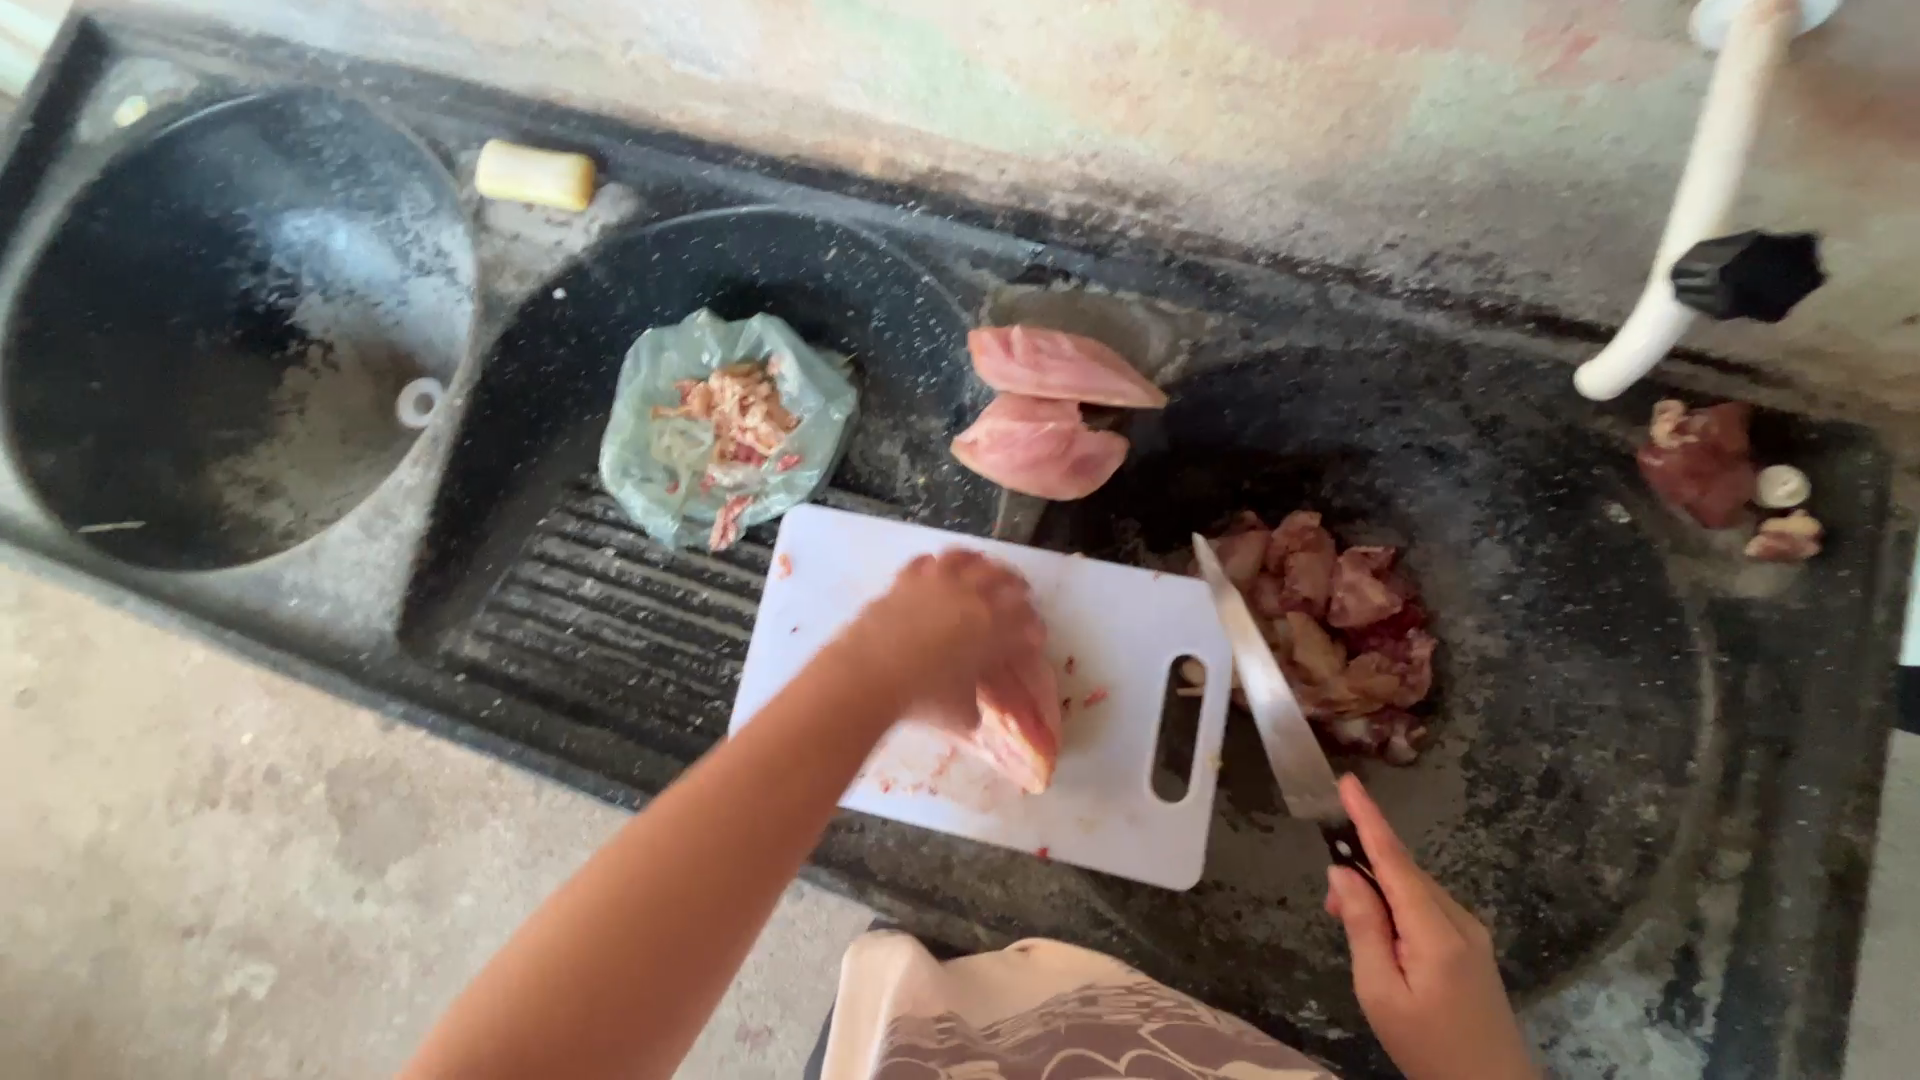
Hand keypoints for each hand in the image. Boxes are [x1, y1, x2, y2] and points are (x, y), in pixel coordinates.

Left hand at [835, 551, 1044, 731]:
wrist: (871, 673)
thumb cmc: (924, 697)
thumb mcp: (959, 714)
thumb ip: (972, 710)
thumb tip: (973, 716)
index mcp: (994, 627)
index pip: (1026, 619)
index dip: (1033, 626)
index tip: (1033, 635)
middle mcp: (970, 596)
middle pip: (1003, 578)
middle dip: (1015, 585)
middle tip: (1019, 591)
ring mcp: (936, 582)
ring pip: (965, 558)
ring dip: (978, 562)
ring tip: (981, 566)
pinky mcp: (904, 580)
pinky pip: (924, 562)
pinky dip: (934, 563)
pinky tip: (934, 567)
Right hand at [1325, 775, 1538, 1079]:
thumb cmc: (1427, 1047)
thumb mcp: (1379, 991)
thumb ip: (1362, 926)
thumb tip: (1342, 872)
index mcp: (1435, 931)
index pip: (1394, 860)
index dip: (1368, 818)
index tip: (1347, 782)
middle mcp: (1459, 920)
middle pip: (1402, 872)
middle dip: (1361, 871)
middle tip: (1329, 907)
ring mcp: (1471, 933)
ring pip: (1412, 889)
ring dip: (1376, 893)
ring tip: (1350, 927)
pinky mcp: (1472, 947)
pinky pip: (1425, 907)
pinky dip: (1395, 907)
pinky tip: (1381, 937)